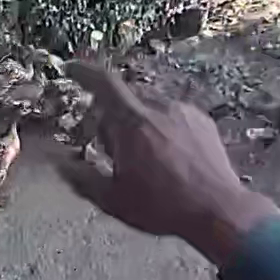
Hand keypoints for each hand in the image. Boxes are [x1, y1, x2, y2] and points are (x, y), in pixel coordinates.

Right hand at [59, 63, 279, 266]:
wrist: (219, 210)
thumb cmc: (163, 207)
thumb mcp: (114, 200)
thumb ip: (83, 178)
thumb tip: (60, 164)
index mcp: (132, 124)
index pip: (104, 83)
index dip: (84, 72)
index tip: (72, 69)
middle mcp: (159, 109)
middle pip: (125, 100)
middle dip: (113, 119)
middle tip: (114, 152)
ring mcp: (184, 112)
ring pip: (149, 107)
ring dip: (139, 124)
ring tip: (146, 159)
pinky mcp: (202, 120)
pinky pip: (173, 115)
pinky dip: (163, 128)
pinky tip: (169, 157)